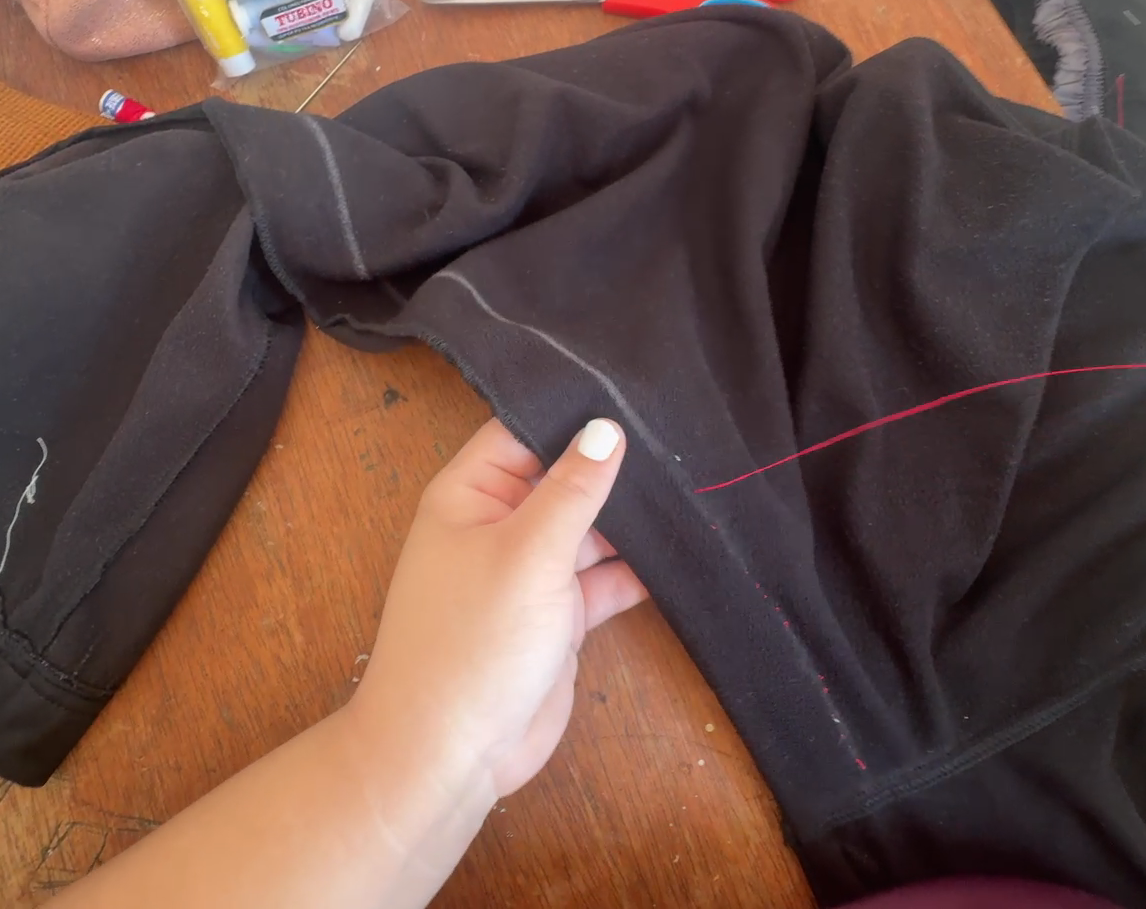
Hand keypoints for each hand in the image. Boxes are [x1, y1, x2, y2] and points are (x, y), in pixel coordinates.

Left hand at [349, 417, 650, 796]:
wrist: (454, 753)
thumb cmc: (475, 637)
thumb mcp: (528, 551)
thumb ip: (571, 488)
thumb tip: (606, 427)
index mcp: (471, 494)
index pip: (521, 431)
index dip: (569, 412)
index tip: (631, 393)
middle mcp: (501, 524)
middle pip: (561, 478)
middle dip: (611, 467)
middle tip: (677, 437)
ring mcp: (531, 570)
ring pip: (587, 528)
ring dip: (629, 519)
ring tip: (691, 487)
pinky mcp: (559, 612)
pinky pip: (602, 577)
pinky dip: (634, 569)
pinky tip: (680, 551)